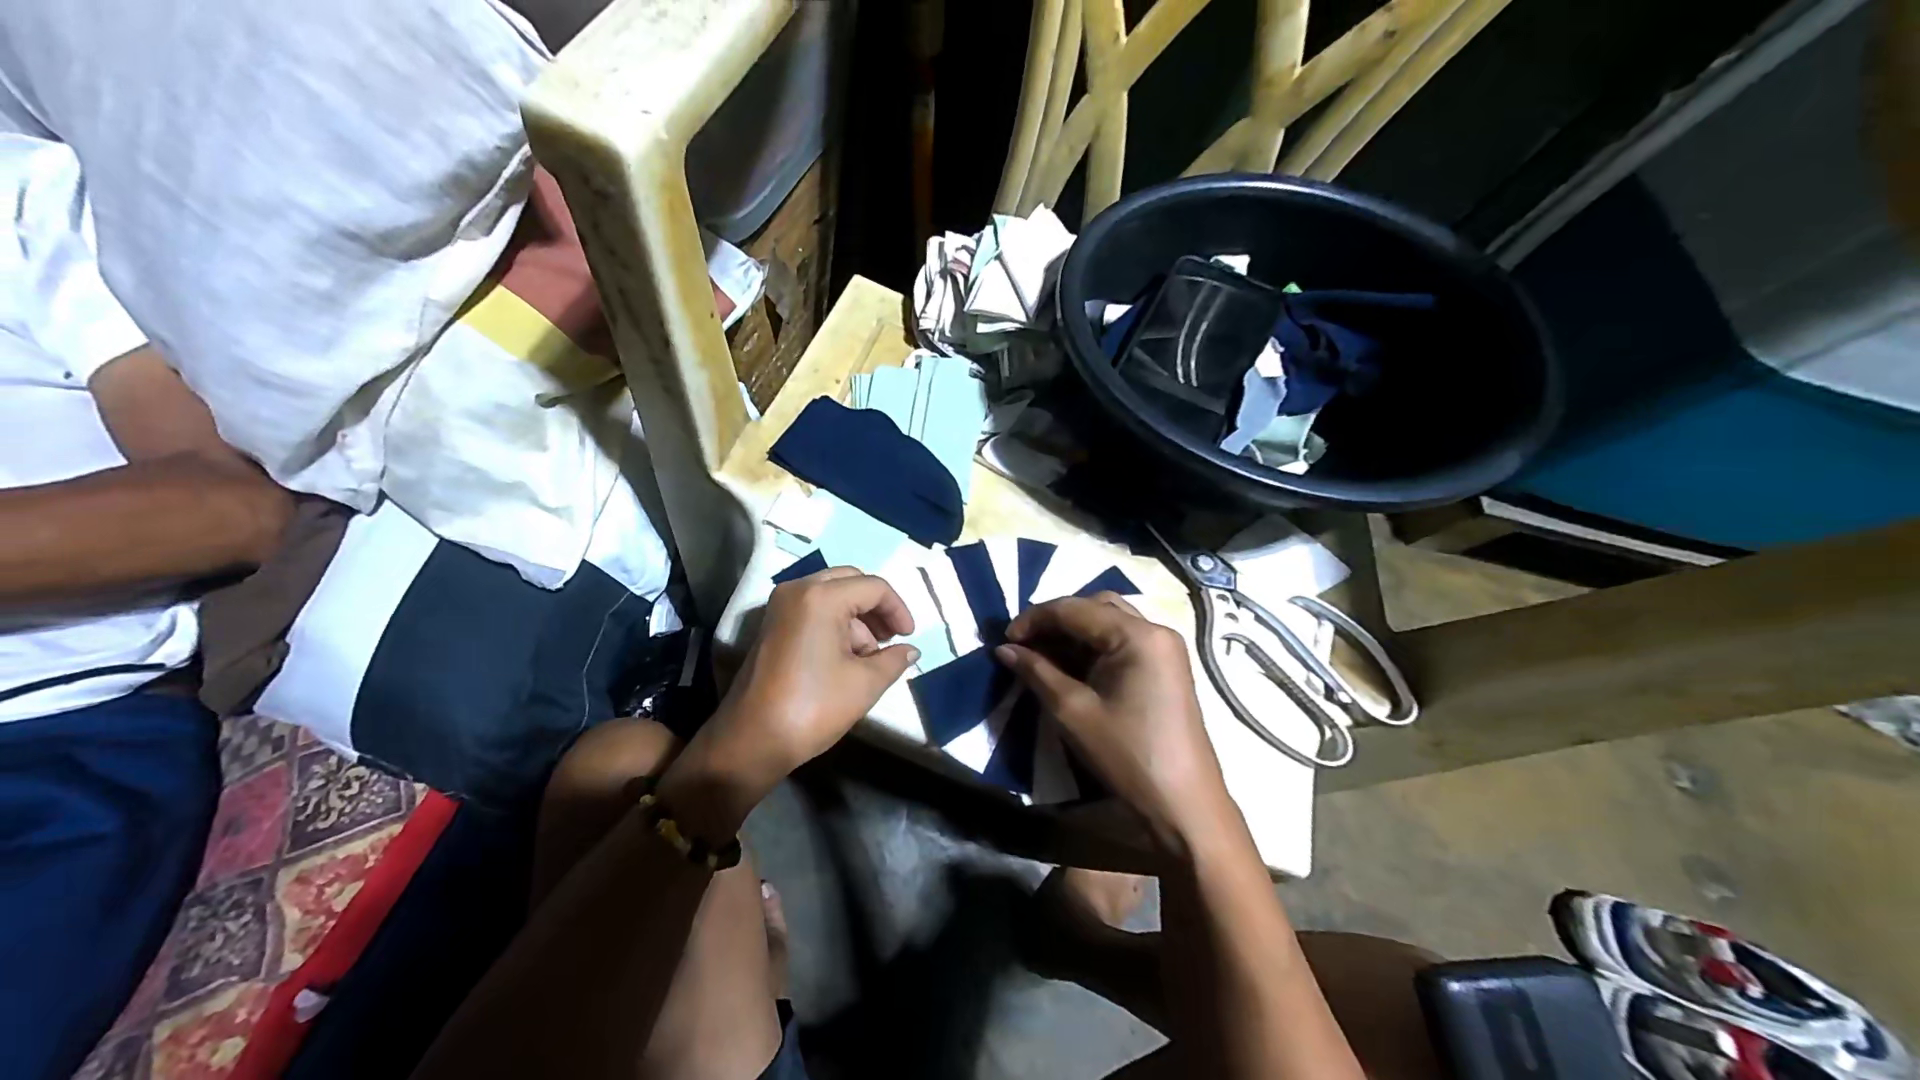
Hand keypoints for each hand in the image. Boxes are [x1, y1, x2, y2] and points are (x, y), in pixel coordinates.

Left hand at [704, 567, 919, 790]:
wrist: (752, 740)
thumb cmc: (813, 707)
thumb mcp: (865, 683)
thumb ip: (894, 660)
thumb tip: (910, 651)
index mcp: (821, 597)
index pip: (874, 587)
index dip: (898, 610)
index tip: (909, 637)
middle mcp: (797, 590)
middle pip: (850, 583)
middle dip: (876, 609)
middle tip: (891, 639)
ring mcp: (780, 607)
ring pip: (831, 596)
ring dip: (856, 620)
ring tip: (870, 659)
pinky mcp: (772, 626)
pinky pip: (813, 610)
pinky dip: (835, 626)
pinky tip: (846, 659)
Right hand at [995, 594, 1238, 858]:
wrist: (1183, 803)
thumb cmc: (1127, 755)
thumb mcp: (1073, 712)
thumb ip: (1036, 672)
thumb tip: (1004, 649)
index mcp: (1137, 635)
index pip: (1075, 608)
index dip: (1034, 619)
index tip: (1004, 640)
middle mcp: (1155, 630)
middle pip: (1095, 607)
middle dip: (1055, 621)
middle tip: (1023, 644)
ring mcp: (1164, 648)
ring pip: (1108, 622)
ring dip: (1072, 633)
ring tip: (1039, 655)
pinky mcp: (1164, 667)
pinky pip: (1121, 641)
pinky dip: (1092, 647)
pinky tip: (1068, 666)